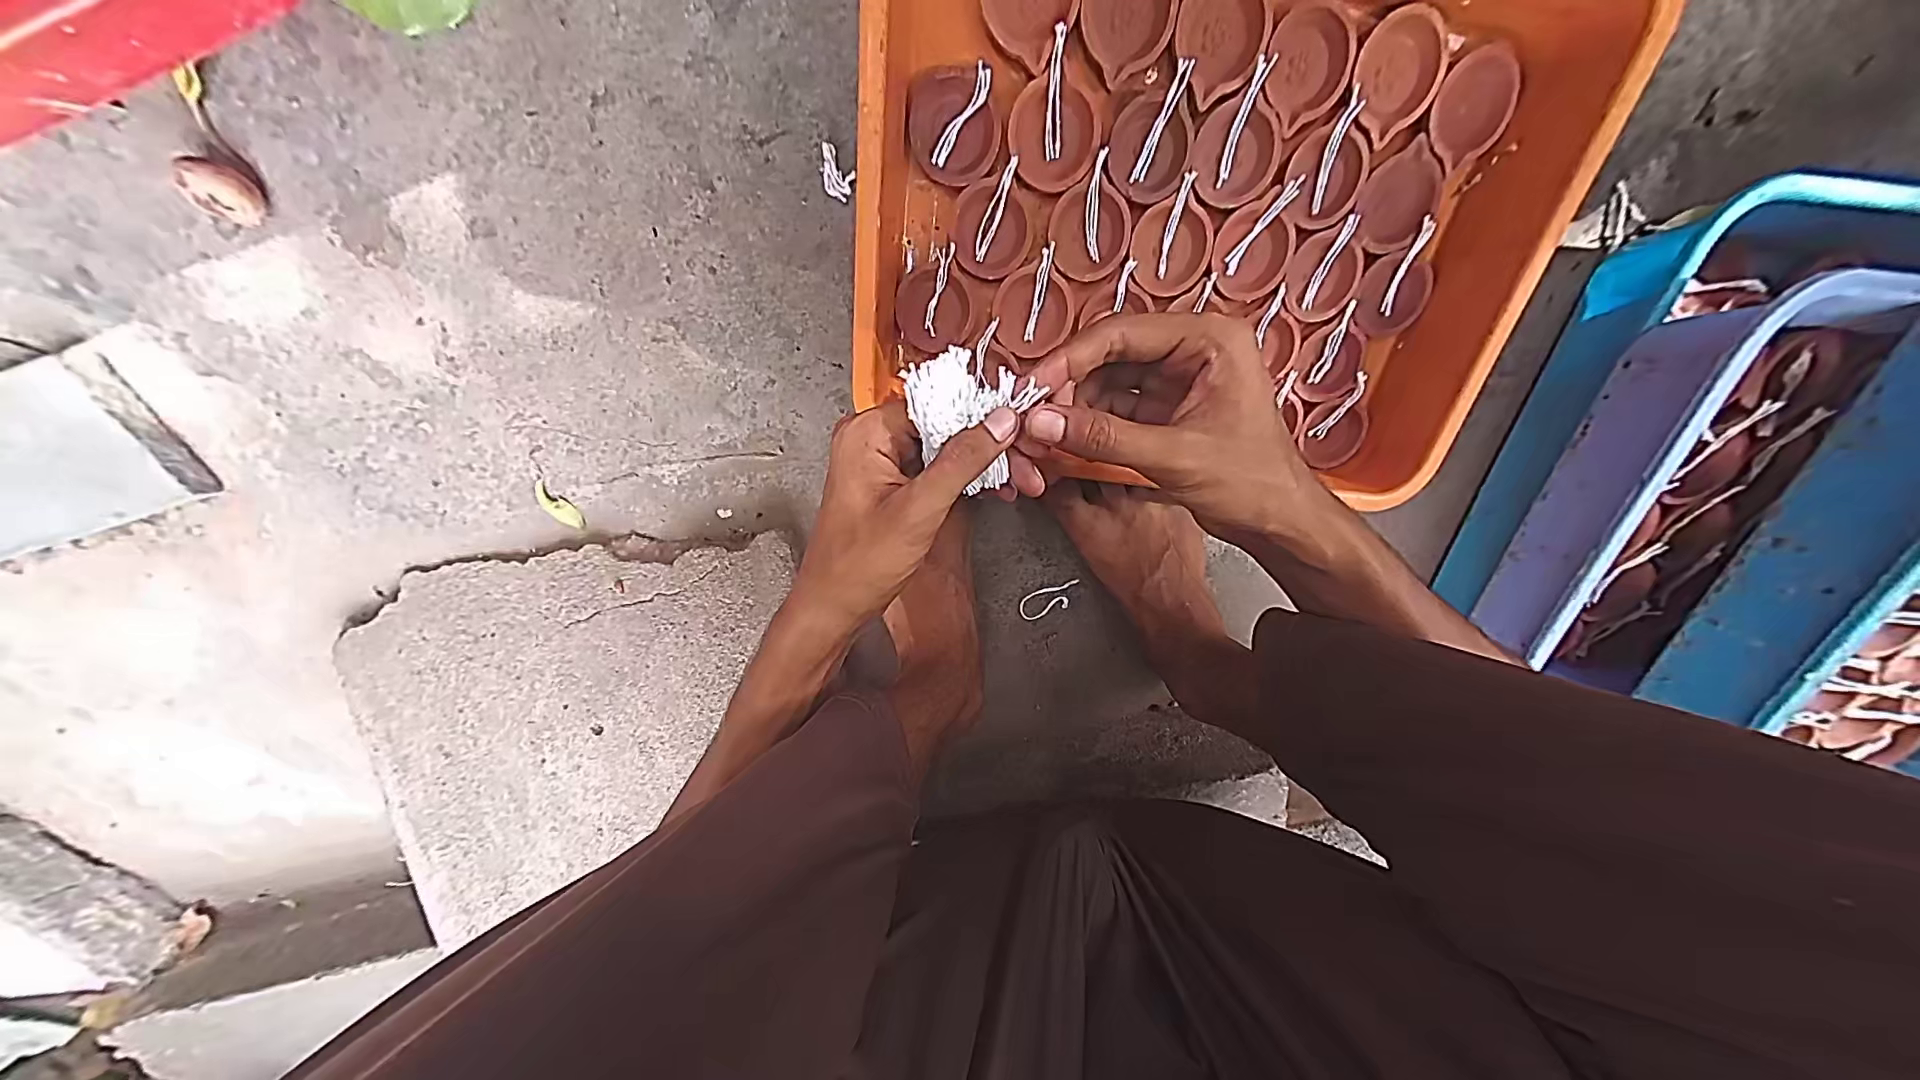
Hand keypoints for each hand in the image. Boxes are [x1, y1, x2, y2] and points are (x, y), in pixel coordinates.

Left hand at [791, 398, 1017, 634]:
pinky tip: (988, 488)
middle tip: (1019, 463)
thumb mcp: (920, 509)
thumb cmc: (857, 566)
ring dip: (978, 463)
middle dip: (985, 444)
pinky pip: (932, 466)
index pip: (936, 403)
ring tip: (1011, 478)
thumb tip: (997, 423)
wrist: (834, 605)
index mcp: (866, 433)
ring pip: (942, 446)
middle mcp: (869, 439)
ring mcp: (879, 460)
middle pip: (941, 423)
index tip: (1013, 428)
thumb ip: (962, 461)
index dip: (980, 416)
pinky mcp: (889, 481)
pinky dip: (961, 478)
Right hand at [1017, 313, 1329, 544]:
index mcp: (1209, 340)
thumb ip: (1105, 438)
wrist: (1278, 519)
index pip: (1121, 333)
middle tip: (1036, 413)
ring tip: (1048, 433)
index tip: (1035, 385)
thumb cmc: (1254, 482)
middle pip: (1109, 354)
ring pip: (1106, 381)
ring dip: (1075, 407)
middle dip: (1069, 385)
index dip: (1070, 358)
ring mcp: (1176, 380)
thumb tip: (1046, 423)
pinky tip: (1069, 442)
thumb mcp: (1174, 457)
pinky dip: (1089, 424)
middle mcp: (1191, 351)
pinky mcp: (1165, 408)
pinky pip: (1115, 407)